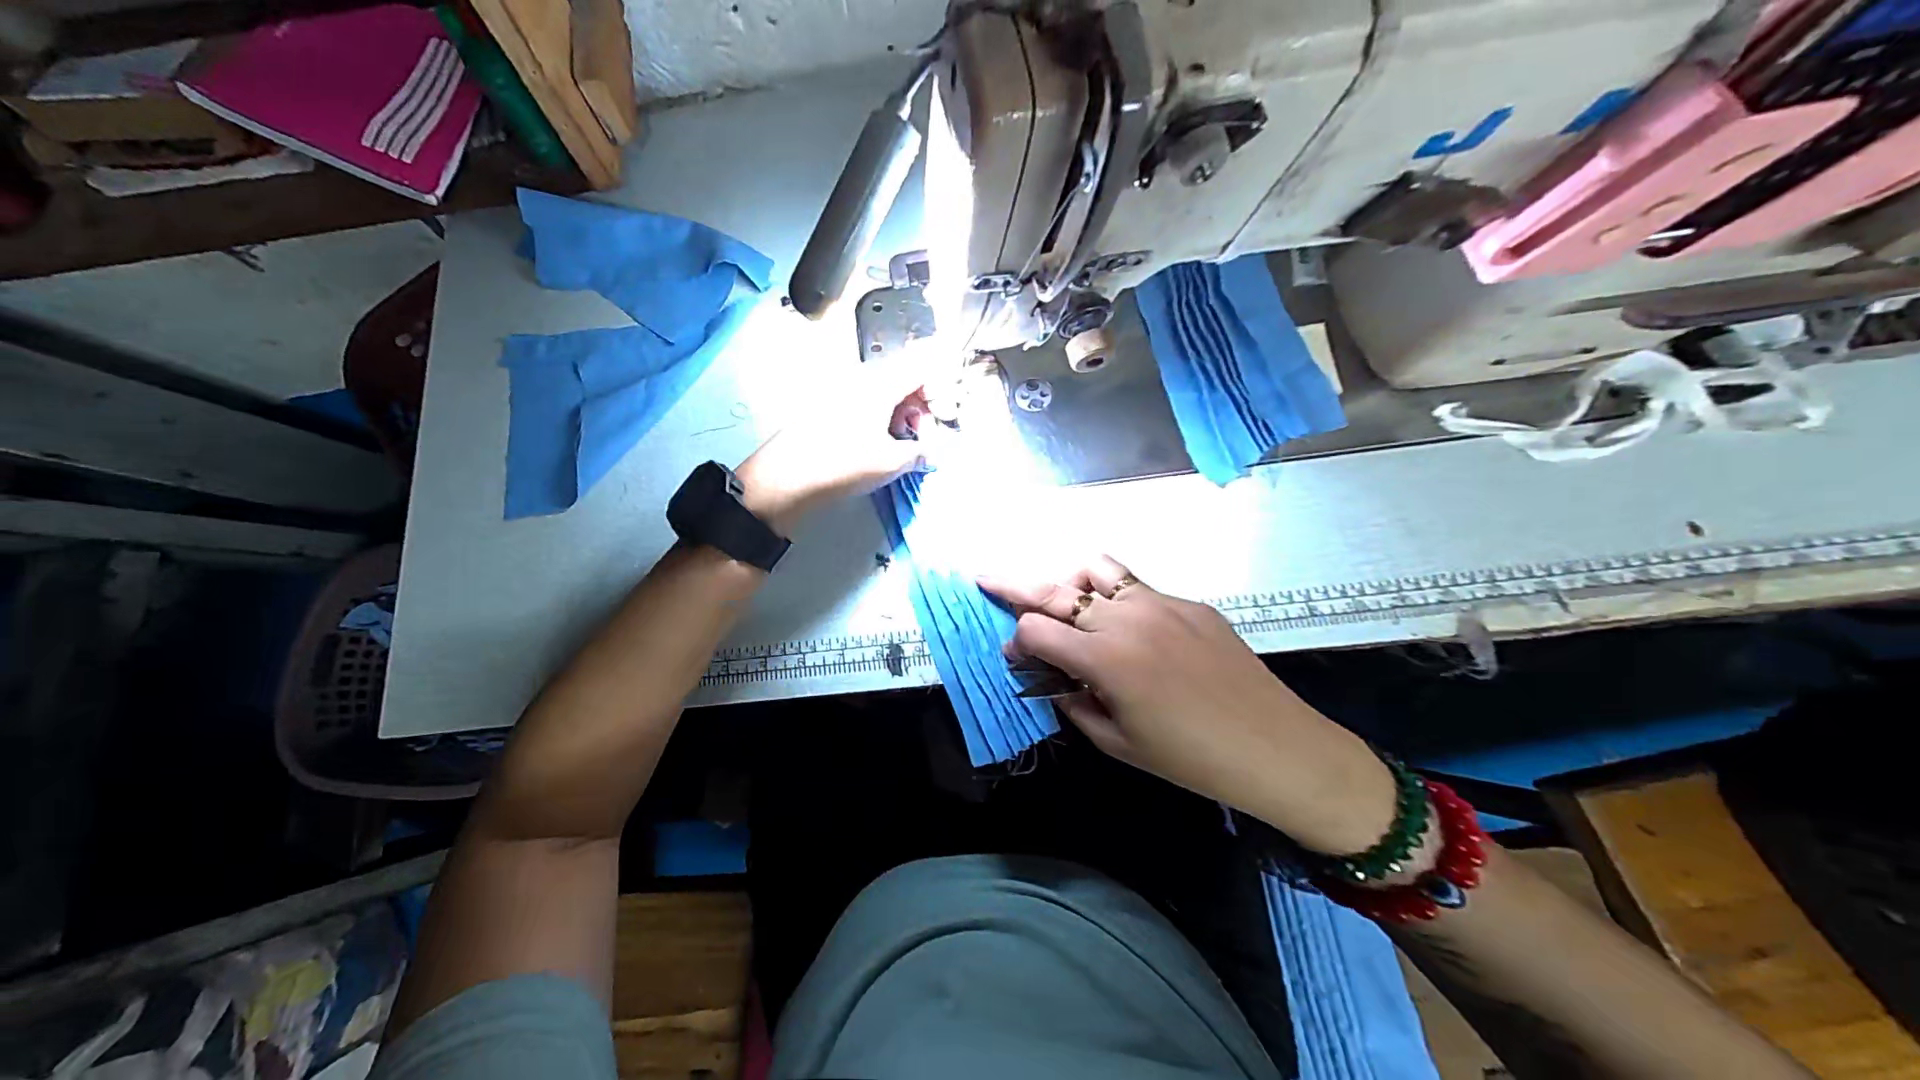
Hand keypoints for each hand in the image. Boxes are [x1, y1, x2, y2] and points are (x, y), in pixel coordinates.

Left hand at [734, 358, 940, 535]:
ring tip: (906, 446)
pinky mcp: (830, 411)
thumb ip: (922, 452)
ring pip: (887, 395)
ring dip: (905, 416)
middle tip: (929, 438)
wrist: (785, 479)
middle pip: (905, 380)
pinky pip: (868, 406)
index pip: (922, 368)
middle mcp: (861, 381)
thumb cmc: (842, 464)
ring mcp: (843, 394)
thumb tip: (937, 451)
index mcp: (879, 384)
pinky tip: (884, 447)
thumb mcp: (890, 461)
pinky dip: (884, 421)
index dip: (942, 389)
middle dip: (925, 407)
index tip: (948, 416)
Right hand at [979, 556, 1398, 856]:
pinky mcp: (1189, 603)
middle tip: (987, 577)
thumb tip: (1051, 678)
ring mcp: (1161, 603)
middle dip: (1013, 585)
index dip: (1016, 642)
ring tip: (1064, 598)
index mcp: (1104, 658)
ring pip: (1097, 569)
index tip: (1015, 657)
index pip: (1035, 629)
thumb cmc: (1190, 758)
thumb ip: (1074, 702)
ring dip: (1069, 580)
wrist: (1277, 747)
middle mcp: (1126, 617)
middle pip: (1055, 588)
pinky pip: (1138, 587)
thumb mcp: (1118, 742)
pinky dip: (1115, 597)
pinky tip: (1127, 628)